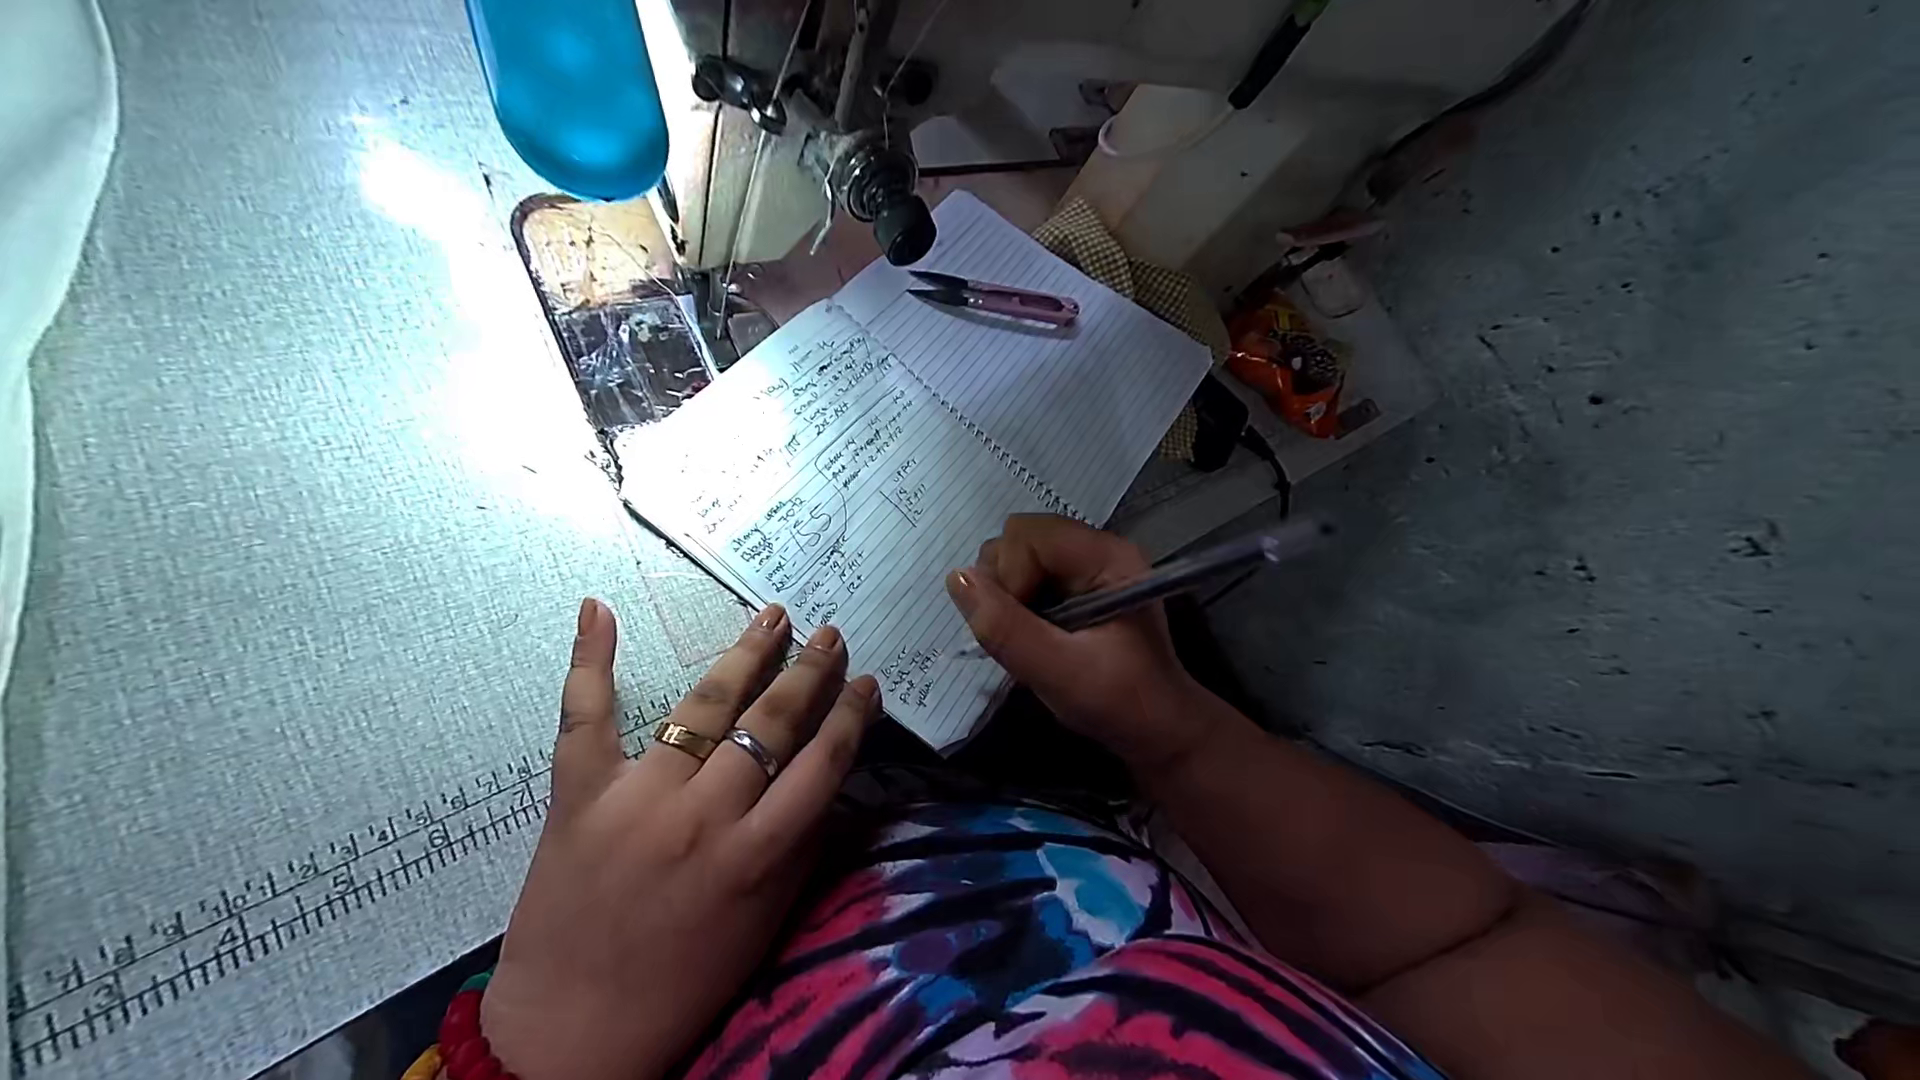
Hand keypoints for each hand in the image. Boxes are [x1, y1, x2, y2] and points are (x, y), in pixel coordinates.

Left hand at [482, 598, 880, 1079]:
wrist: (567, 1041)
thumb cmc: (685, 982)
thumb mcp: (768, 920)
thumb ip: (801, 844)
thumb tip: (826, 776)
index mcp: (758, 856)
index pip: (823, 764)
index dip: (852, 715)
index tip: (867, 681)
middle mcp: (705, 817)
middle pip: (772, 723)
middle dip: (809, 672)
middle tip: (829, 634)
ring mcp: (638, 799)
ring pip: (703, 707)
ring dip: (745, 655)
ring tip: (772, 616)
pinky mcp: (578, 796)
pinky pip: (583, 718)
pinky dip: (588, 661)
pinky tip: (597, 608)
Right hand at [945, 514, 1214, 769]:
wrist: (1157, 730)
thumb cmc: (1119, 703)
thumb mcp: (1059, 673)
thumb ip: (1006, 628)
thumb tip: (956, 578)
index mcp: (1107, 557)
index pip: (1028, 535)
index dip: (1009, 576)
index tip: (1020, 627)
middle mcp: (1095, 549)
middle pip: (1020, 537)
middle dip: (1004, 583)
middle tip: (1022, 632)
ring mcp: (1084, 565)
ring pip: (1017, 554)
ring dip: (1007, 594)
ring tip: (1030, 636)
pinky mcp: (1073, 584)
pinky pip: (1024, 573)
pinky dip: (1014, 601)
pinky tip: (1033, 632)